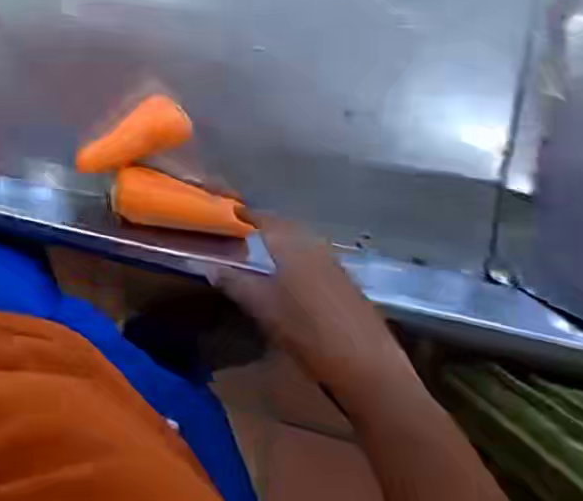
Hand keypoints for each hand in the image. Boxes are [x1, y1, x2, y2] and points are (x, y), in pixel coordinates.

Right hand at [209, 214, 413, 398]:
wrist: (371, 373)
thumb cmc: (308, 332)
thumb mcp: (262, 308)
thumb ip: (235, 283)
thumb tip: (211, 267)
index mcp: (294, 248)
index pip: (267, 221)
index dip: (249, 215)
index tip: (234, 210)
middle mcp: (318, 251)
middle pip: (290, 231)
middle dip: (270, 228)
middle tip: (249, 231)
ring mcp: (340, 271)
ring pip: (307, 248)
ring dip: (288, 246)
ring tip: (270, 255)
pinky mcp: (353, 292)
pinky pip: (320, 265)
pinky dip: (304, 264)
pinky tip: (297, 282)